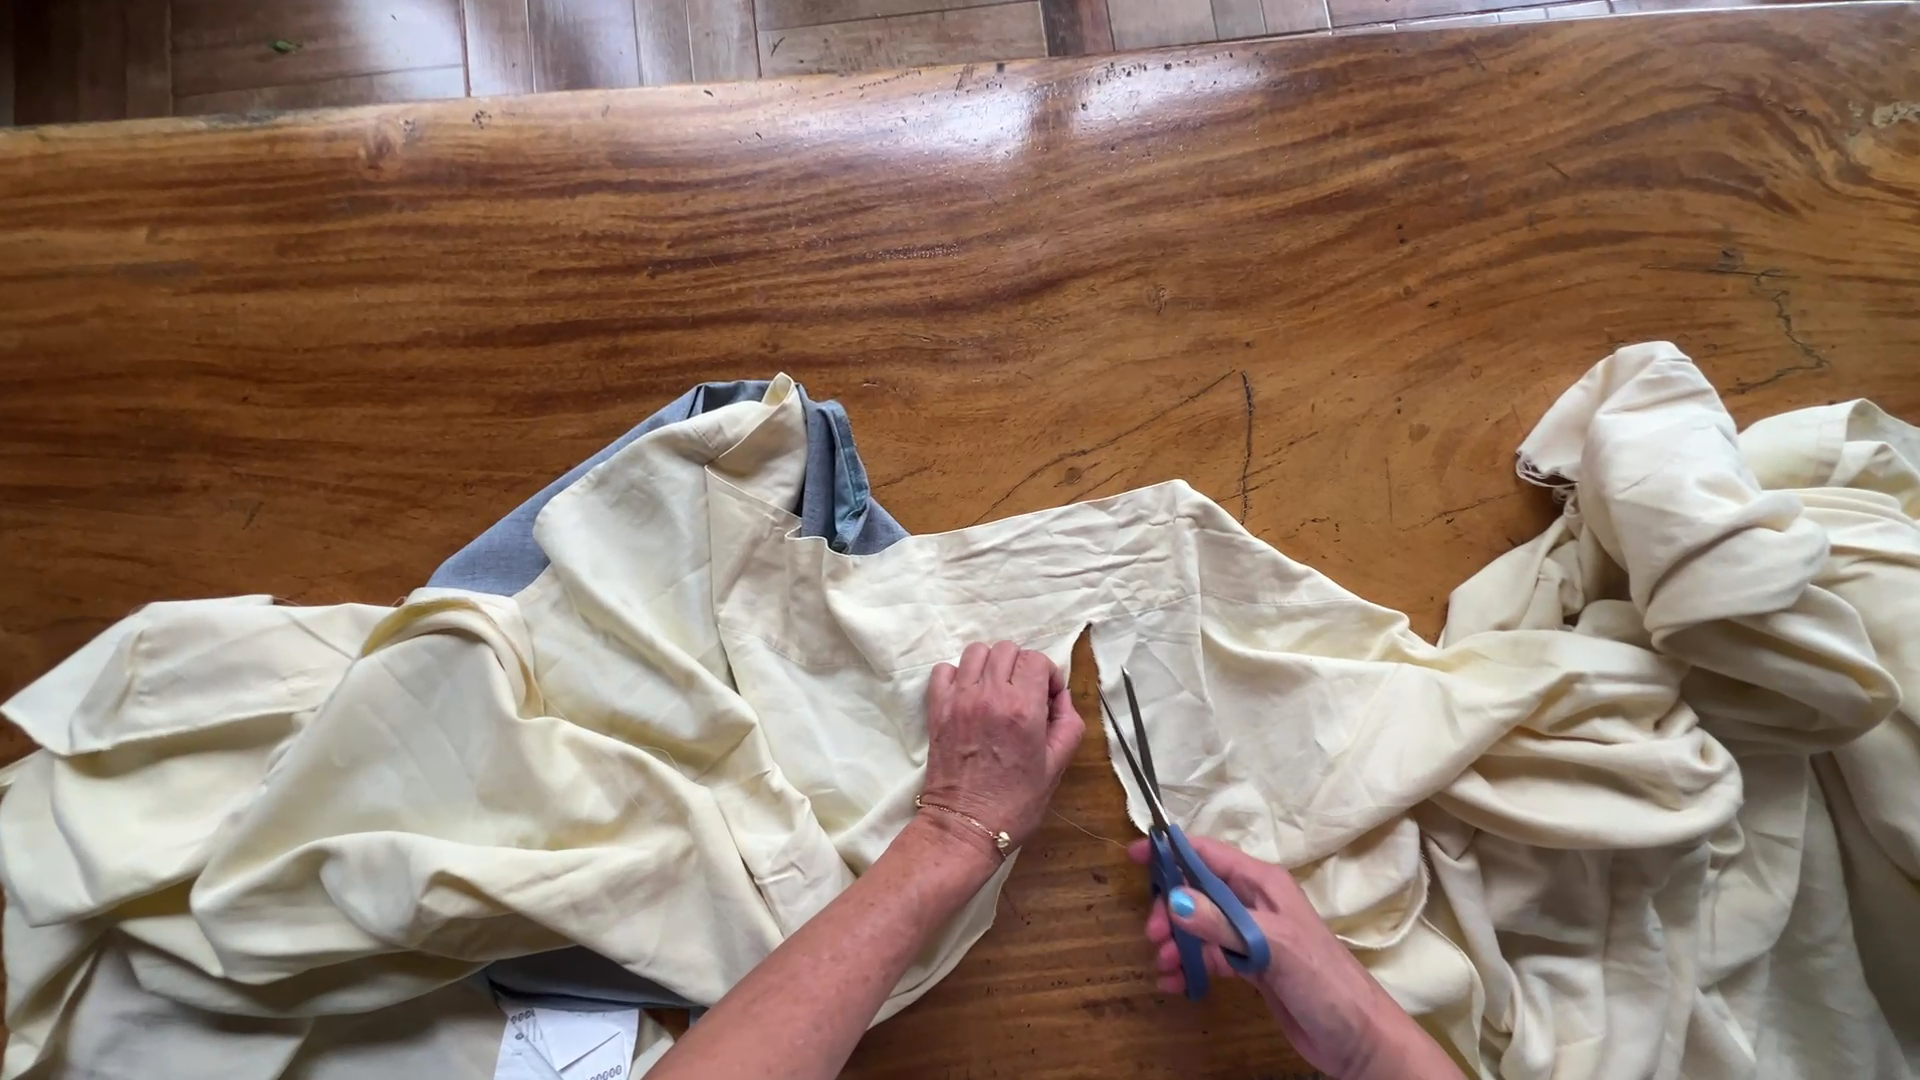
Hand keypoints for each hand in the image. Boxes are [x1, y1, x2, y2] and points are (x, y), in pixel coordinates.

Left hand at [921, 641, 1085, 860]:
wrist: (965, 827)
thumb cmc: (1015, 803)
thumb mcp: (1056, 766)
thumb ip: (1068, 723)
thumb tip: (1061, 696)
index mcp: (1022, 709)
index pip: (1036, 660)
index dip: (1048, 674)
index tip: (1047, 697)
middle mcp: (989, 696)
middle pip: (1007, 649)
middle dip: (1021, 666)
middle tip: (1024, 694)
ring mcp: (959, 699)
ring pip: (976, 652)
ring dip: (991, 665)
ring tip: (996, 690)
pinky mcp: (937, 708)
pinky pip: (944, 670)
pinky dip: (958, 675)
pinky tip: (969, 696)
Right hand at [1133, 836, 1464, 1079]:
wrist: (1360, 1042)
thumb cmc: (1324, 981)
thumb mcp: (1271, 946)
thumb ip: (1222, 923)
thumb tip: (1174, 901)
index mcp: (1261, 882)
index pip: (1206, 853)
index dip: (1170, 851)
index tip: (1135, 855)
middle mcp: (1252, 901)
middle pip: (1196, 890)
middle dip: (1170, 908)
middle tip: (1153, 934)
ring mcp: (1250, 933)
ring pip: (1199, 924)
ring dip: (1177, 941)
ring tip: (1164, 965)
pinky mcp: (1250, 965)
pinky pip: (1209, 955)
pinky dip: (1189, 965)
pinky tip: (1174, 982)